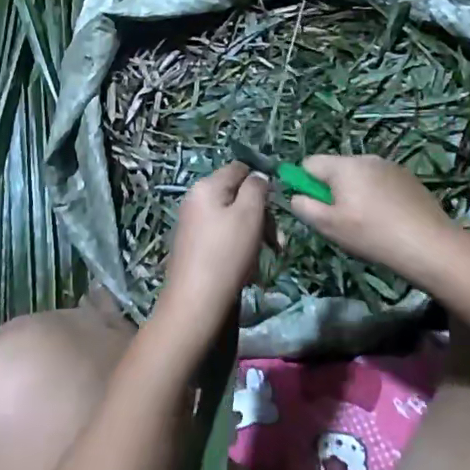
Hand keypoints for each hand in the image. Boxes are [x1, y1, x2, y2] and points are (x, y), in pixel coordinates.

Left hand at [153, 162, 268, 350]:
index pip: (240, 168)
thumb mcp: (249, 213)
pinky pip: (223, 237)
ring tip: (266, 256)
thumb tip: (259, 177)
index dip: (261, 183)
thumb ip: (257, 188)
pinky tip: (247, 268)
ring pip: (233, 219)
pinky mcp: (194, 247)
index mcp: (206, 186)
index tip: (276, 207)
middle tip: (276, 241)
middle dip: (261, 215)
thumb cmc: (227, 253)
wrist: (196, 301)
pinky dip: (239, 248)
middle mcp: (195, 200)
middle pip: (238, 196)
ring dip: (254, 234)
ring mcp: (193, 224)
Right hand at [287, 154, 463, 281]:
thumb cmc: (371, 234)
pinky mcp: (409, 178)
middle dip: (331, 190)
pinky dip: (376, 196)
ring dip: (355, 193)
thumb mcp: (328, 226)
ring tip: (366, 223)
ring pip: (359, 176)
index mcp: (343, 166)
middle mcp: (366, 158)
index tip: (314, 207)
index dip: (304, 184)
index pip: (309, 163)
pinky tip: (387, 220)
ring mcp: (390, 166)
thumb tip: (296, 197)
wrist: (429, 244)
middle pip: (335, 169)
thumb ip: (304, 207)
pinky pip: (380, 182)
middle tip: (340, 220)